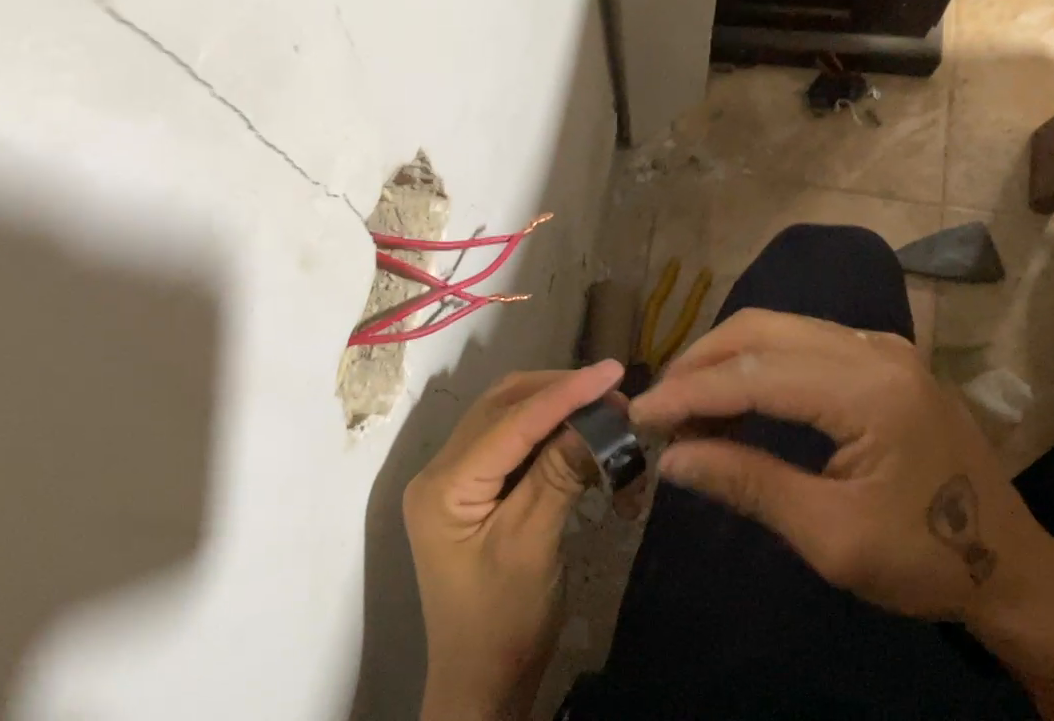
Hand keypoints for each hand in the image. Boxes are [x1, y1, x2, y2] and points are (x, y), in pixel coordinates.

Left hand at [404, 359, 624, 720]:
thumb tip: (596, 418)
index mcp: (443, 486)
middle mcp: (440, 471)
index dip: (563, 394)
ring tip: (603, 408)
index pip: (510, 423)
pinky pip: (509, 445)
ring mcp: (453, 480)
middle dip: (558, 393)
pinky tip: (579, 435)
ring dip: (553, 409)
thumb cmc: (503, 622)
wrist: (482, 681)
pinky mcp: (472, 492)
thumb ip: (557, 474)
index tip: (611, 372)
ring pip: (505, 419)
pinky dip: (546, 434)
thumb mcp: (533, 545)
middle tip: (612, 392)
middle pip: (501, 408)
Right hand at [628, 310, 1040, 622]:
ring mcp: (882, 347)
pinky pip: (802, 341)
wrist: (1010, 565)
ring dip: (726, 361)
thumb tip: (670, 459)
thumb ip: (747, 483)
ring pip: (778, 328)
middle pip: (761, 330)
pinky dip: (758, 363)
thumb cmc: (925, 559)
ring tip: (688, 408)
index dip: (688, 394)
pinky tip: (737, 399)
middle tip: (659, 410)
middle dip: (700, 365)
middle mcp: (874, 349)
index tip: (637, 417)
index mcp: (868, 390)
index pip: (754, 374)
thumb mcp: (830, 535)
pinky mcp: (883, 358)